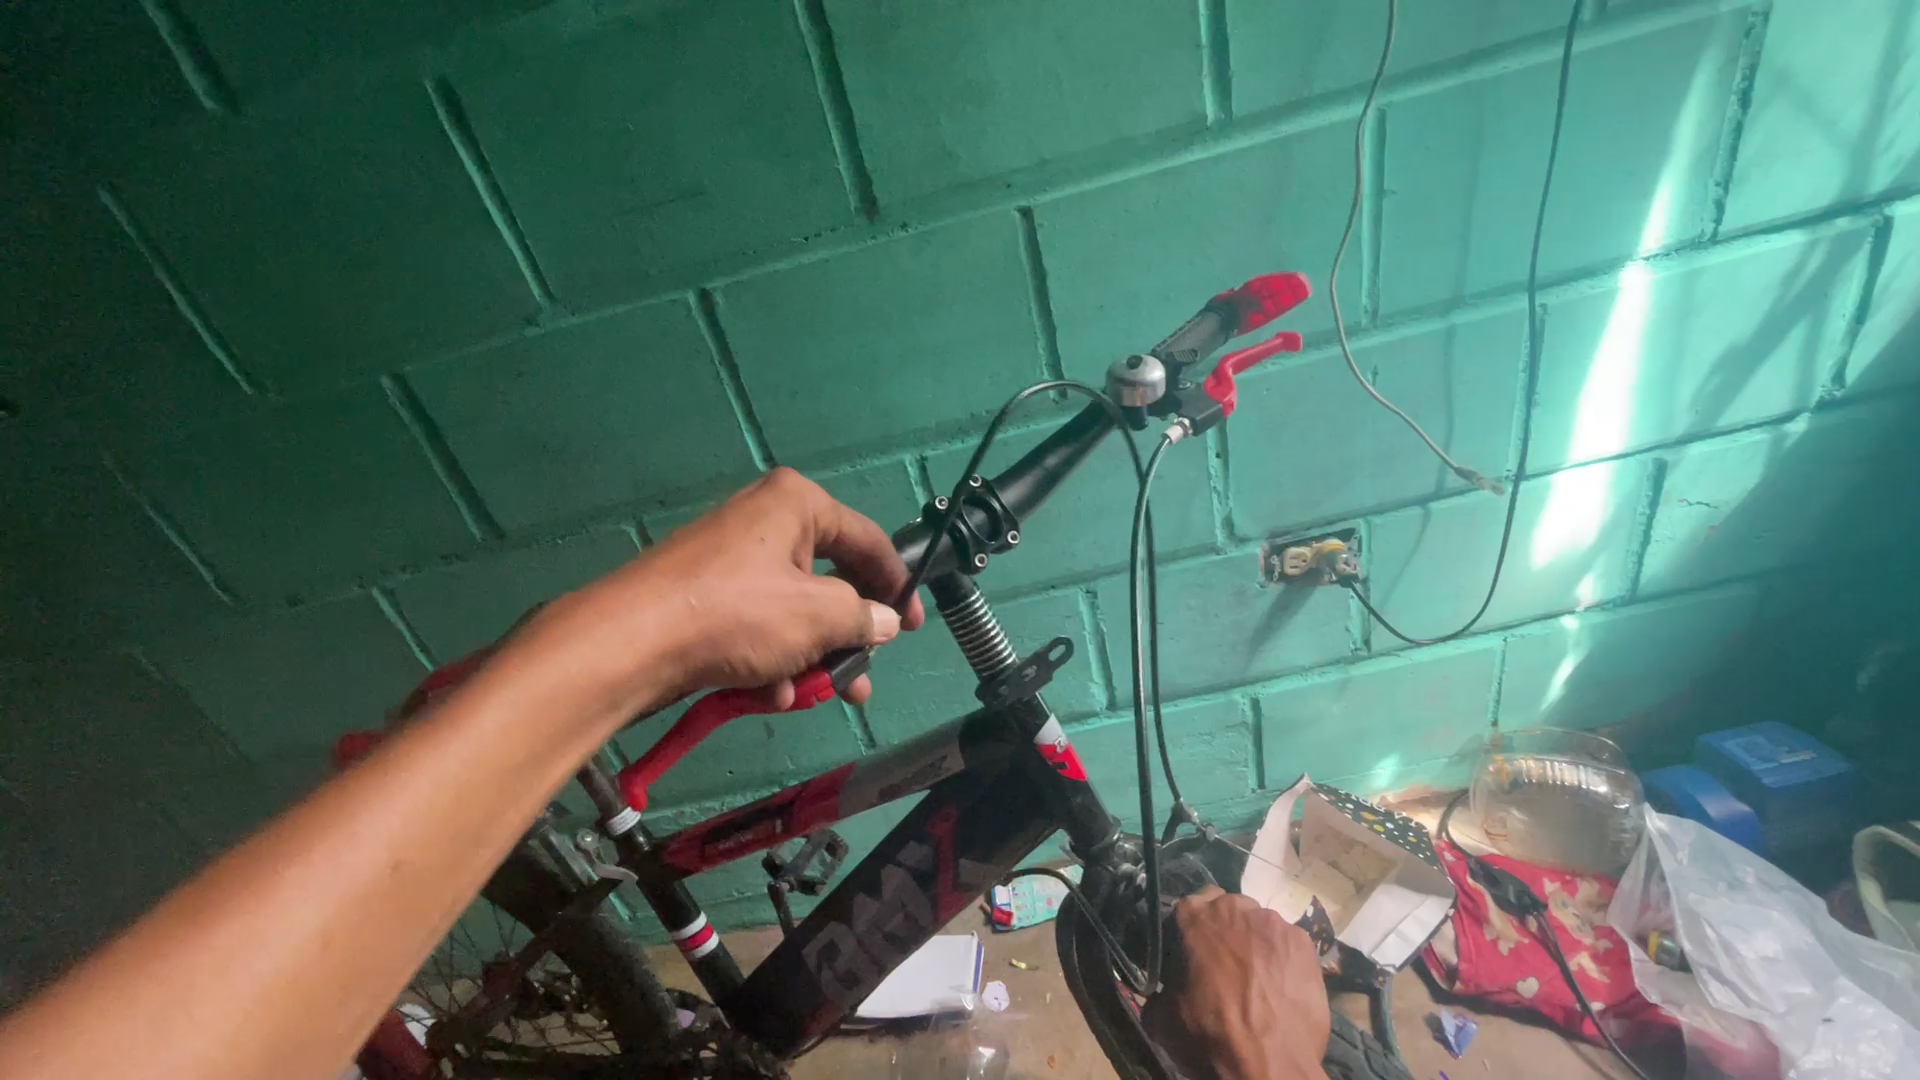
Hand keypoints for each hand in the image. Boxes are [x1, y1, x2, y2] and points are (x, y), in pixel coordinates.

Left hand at [508, 468, 925, 720]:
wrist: (628, 644)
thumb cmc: (737, 614)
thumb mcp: (818, 615)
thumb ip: (863, 617)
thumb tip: (885, 621)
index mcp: (796, 504)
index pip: (867, 539)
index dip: (897, 582)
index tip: (914, 623)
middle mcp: (765, 522)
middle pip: (829, 579)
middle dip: (849, 634)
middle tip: (865, 672)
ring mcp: (732, 560)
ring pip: (794, 610)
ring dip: (812, 656)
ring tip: (824, 695)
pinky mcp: (706, 597)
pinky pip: (758, 625)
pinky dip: (772, 659)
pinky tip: (772, 695)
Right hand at [1146, 886, 1330, 1079]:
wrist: (1271, 1063)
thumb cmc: (1213, 1031)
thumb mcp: (1167, 1012)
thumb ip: (1164, 984)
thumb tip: (1163, 987)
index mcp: (1195, 915)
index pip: (1192, 903)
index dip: (1196, 926)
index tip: (1198, 948)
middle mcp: (1233, 907)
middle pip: (1229, 908)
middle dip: (1228, 928)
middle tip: (1230, 963)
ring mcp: (1272, 921)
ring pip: (1261, 923)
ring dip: (1257, 941)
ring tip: (1261, 977)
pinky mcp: (1303, 941)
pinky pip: (1288, 941)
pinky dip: (1284, 956)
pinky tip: (1283, 984)